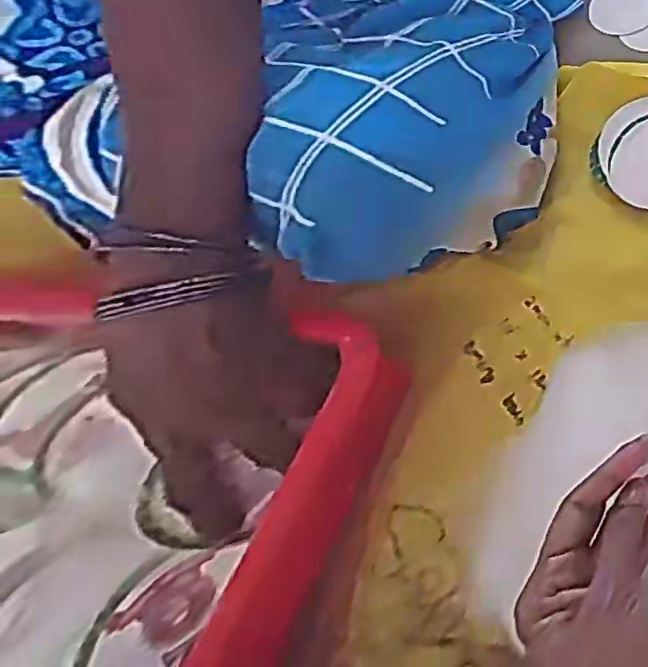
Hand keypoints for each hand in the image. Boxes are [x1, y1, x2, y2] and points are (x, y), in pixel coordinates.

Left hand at [100, 273, 333, 538]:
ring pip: (317, 409)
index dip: (216, 512)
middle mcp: (236, 415)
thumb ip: (170, 424)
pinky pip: (328, 373)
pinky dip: (336, 380)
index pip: (197, 487)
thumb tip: (197, 442)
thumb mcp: (135, 395)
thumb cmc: (145, 343)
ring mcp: (274, 381)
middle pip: (282, 449)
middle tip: (314, 469)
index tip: (231, 529)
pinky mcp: (302, 352)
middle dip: (299, 462)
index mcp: (181, 432)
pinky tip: (343, 381)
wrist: (181, 289)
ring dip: (329, 417)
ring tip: (341, 422)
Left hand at [519, 436, 647, 666]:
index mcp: (547, 586)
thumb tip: (635, 486)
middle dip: (628, 483)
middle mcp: (568, 582)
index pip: (576, 512)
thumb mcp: (609, 602)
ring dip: (647, 499)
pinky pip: (638, 547)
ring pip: (622, 529)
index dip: (609, 475)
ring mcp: (597, 589)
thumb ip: (620, 542)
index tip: (644, 447)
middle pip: (597, 517)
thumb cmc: (604, 664)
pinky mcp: (624, 597)